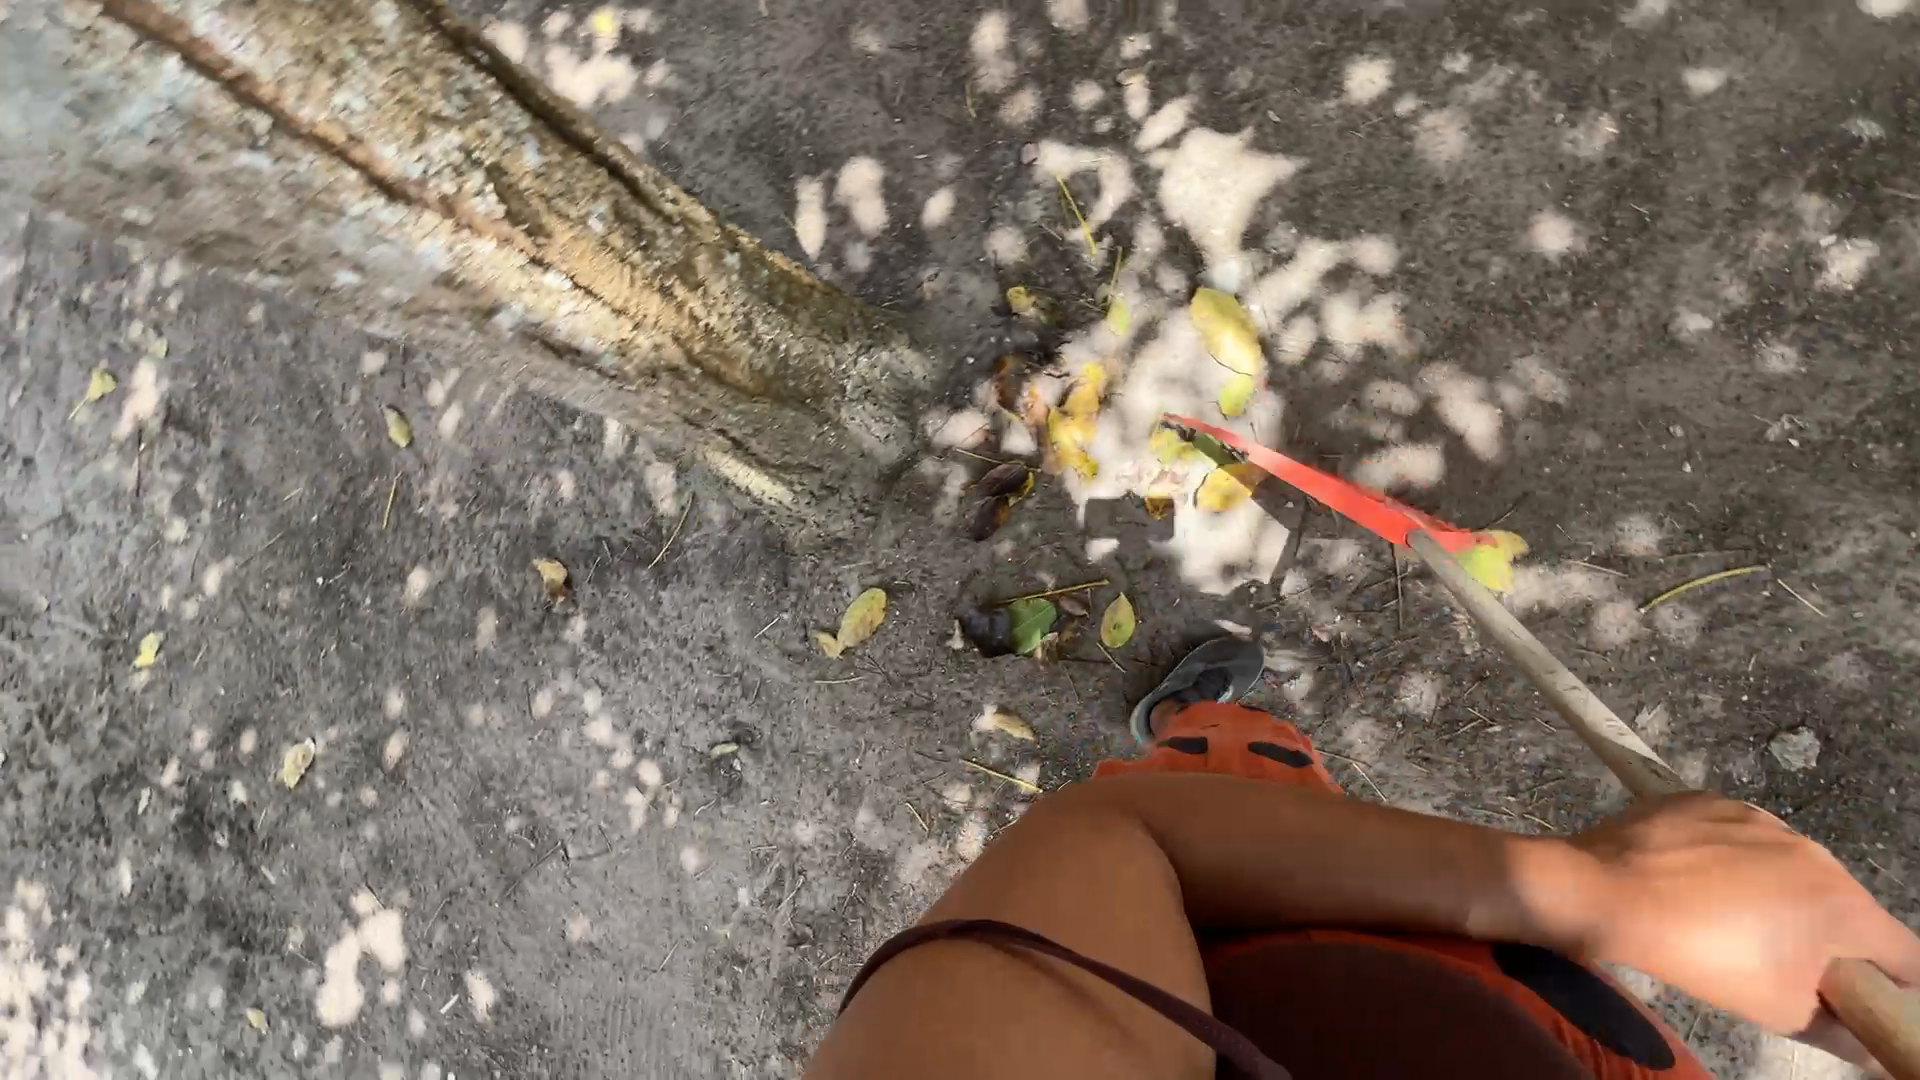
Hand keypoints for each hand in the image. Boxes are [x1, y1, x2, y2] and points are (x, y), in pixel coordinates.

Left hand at [1570, 793, 1919, 1066]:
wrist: (1599, 890)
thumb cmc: (1694, 950)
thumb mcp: (1781, 1010)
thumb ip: (1839, 1027)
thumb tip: (1862, 1037)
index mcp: (1844, 902)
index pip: (1903, 954)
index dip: (1888, 983)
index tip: (1852, 994)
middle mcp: (1808, 847)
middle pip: (1840, 903)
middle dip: (1821, 932)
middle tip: (1773, 952)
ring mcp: (1748, 815)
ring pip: (1783, 864)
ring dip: (1770, 888)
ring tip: (1722, 911)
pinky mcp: (1698, 799)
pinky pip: (1731, 835)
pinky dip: (1723, 855)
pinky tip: (1690, 874)